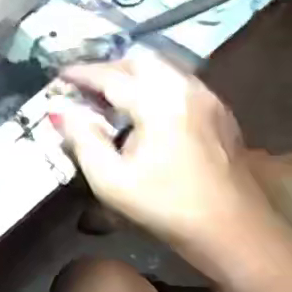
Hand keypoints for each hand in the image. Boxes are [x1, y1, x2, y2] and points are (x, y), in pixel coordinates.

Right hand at [52, 48, 280, 273]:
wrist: (232, 230)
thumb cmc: (164, 206)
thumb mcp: (110, 179)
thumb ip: (82, 139)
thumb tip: (62, 111)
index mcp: (159, 102)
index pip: (112, 76)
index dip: (82, 74)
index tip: (59, 77)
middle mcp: (187, 90)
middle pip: (142, 61)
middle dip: (109, 68)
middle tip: (84, 87)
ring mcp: (208, 100)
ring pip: (165, 70)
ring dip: (134, 76)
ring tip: (109, 98)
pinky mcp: (219, 114)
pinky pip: (180, 85)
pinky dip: (155, 87)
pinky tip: (143, 113)